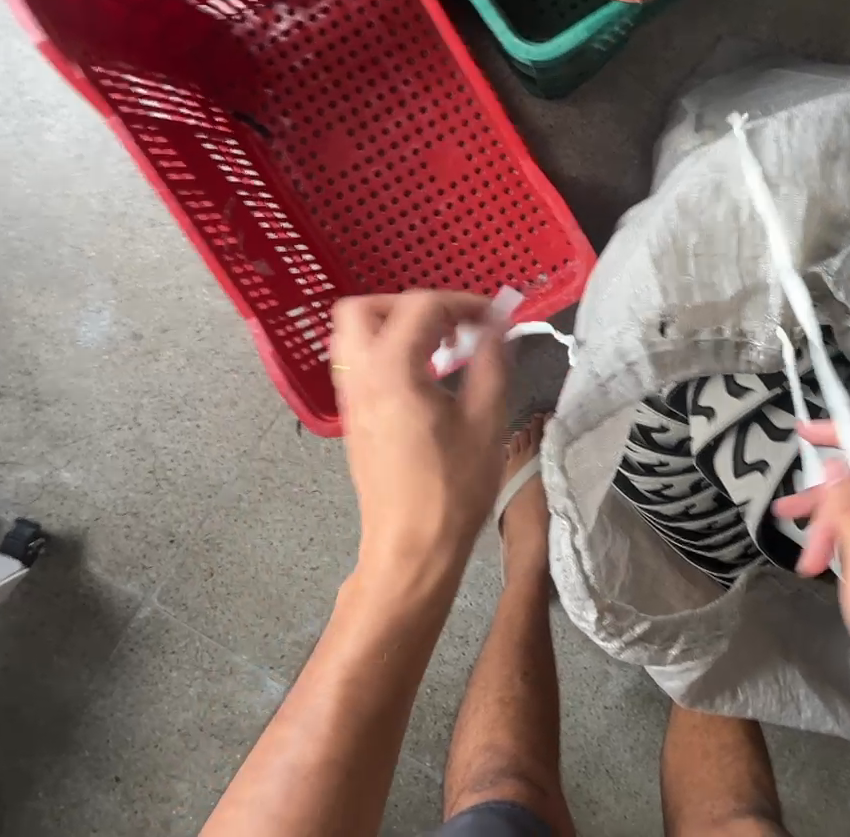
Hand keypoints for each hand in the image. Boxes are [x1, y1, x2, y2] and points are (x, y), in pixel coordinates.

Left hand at [329, 291, 509, 589]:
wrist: (412, 547)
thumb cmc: (453, 487)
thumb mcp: (487, 420)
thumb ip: (492, 362)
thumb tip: (498, 326)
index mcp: (394, 371)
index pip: (421, 306)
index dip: (463, 303)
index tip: (495, 318)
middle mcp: (361, 376)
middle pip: (365, 308)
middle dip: (412, 305)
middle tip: (453, 325)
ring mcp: (350, 398)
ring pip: (355, 334)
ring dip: (397, 326)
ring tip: (443, 349)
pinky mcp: (353, 417)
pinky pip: (360, 362)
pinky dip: (390, 351)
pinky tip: (428, 377)